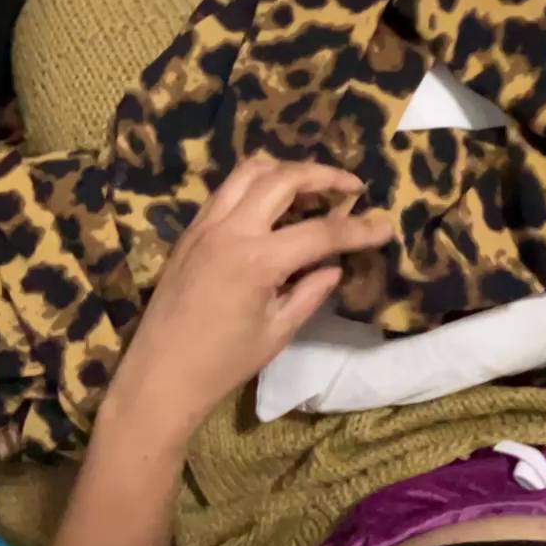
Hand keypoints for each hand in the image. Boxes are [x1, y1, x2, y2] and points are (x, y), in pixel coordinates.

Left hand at [106, 156, 393, 444]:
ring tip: (312, 186)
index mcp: (257, 260)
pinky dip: (256, 184)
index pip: (321, 232)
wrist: (159, 374)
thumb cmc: (222, 364)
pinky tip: (272, 203)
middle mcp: (230, 230)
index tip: (385, 226)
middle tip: (351, 185)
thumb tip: (333, 266)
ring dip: (286, 170)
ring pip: (249, 172)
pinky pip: (227, 190)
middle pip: (284, 178)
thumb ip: (310, 292)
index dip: (359, 228)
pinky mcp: (190, 231)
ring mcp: (206, 225)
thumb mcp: (277, 333)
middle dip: (323, 175)